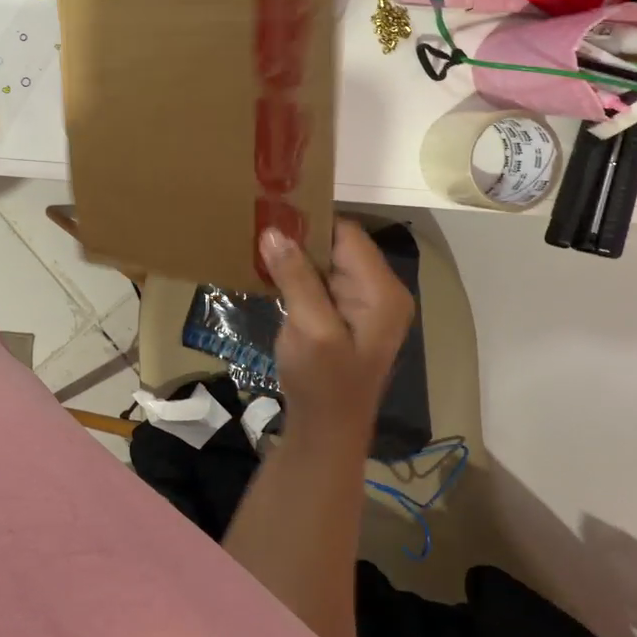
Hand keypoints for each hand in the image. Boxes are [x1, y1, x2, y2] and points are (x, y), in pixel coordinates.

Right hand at [260, 220, 414, 448]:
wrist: (327, 426)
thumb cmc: (324, 379)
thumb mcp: (310, 328)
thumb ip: (296, 278)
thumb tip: (273, 231)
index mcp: (381, 291)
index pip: (347, 234)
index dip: (311, 220)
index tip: (269, 210)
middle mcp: (379, 291)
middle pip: (337, 244)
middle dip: (298, 235)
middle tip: (254, 224)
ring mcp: (362, 304)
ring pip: (325, 261)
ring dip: (293, 254)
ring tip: (256, 244)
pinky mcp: (343, 315)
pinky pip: (319, 280)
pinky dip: (295, 272)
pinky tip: (268, 271)